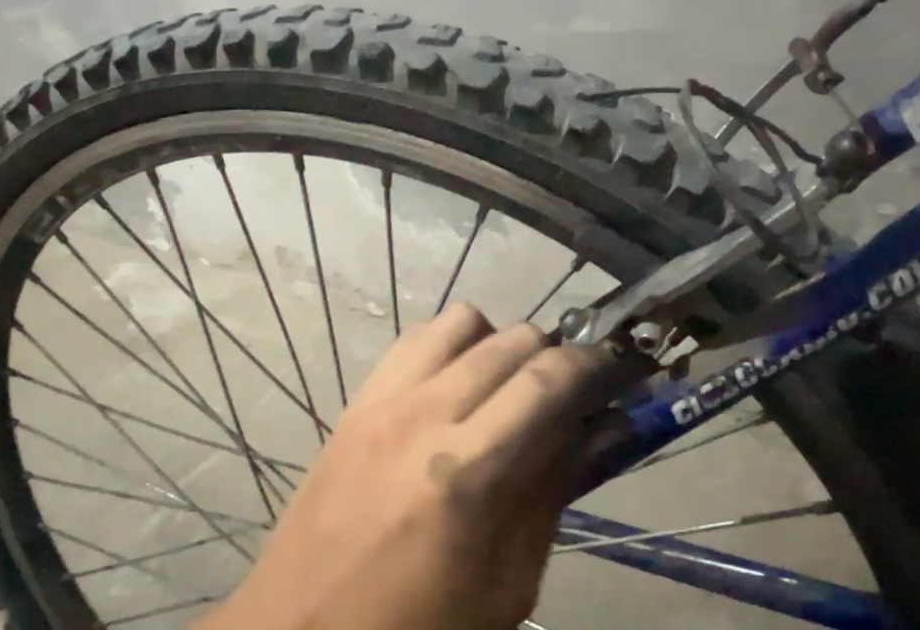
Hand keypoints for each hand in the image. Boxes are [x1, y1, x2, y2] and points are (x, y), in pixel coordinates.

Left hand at [198, 305, 617, 629]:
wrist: (303, 626)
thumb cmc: (416, 625)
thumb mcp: (505, 585)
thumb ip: (546, 497)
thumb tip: (585, 433)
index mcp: (466, 472)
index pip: (547, 381)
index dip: (593, 366)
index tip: (616, 370)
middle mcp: (423, 414)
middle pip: (511, 340)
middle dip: (554, 355)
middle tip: (568, 392)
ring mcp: (383, 398)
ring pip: (462, 321)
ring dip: (499, 342)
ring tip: (507, 386)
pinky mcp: (357, 397)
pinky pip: (414, 336)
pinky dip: (450, 343)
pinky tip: (457, 383)